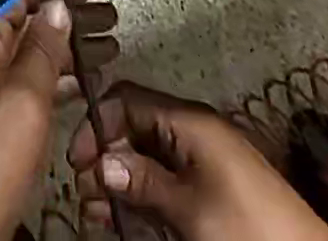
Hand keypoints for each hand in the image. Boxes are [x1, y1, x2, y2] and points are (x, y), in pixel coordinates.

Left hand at [0, 0, 117, 239]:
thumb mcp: (25, 94)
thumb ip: (42, 48)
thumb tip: (57, 6)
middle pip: (25, 22)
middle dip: (66, 18)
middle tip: (106, 18)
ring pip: (32, 52)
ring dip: (67, 47)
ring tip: (107, 46)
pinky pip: (31, 80)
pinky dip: (58, 76)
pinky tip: (85, 82)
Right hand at [69, 82, 327, 240]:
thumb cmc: (250, 233)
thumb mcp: (190, 208)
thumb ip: (141, 180)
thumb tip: (101, 165)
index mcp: (189, 122)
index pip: (124, 100)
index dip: (95, 124)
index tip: (77, 160)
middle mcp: (193, 133)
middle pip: (131, 129)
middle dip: (103, 158)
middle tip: (84, 193)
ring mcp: (204, 164)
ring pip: (144, 160)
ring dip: (117, 182)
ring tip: (96, 212)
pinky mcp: (213, 192)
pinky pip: (164, 182)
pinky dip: (140, 198)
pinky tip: (122, 220)